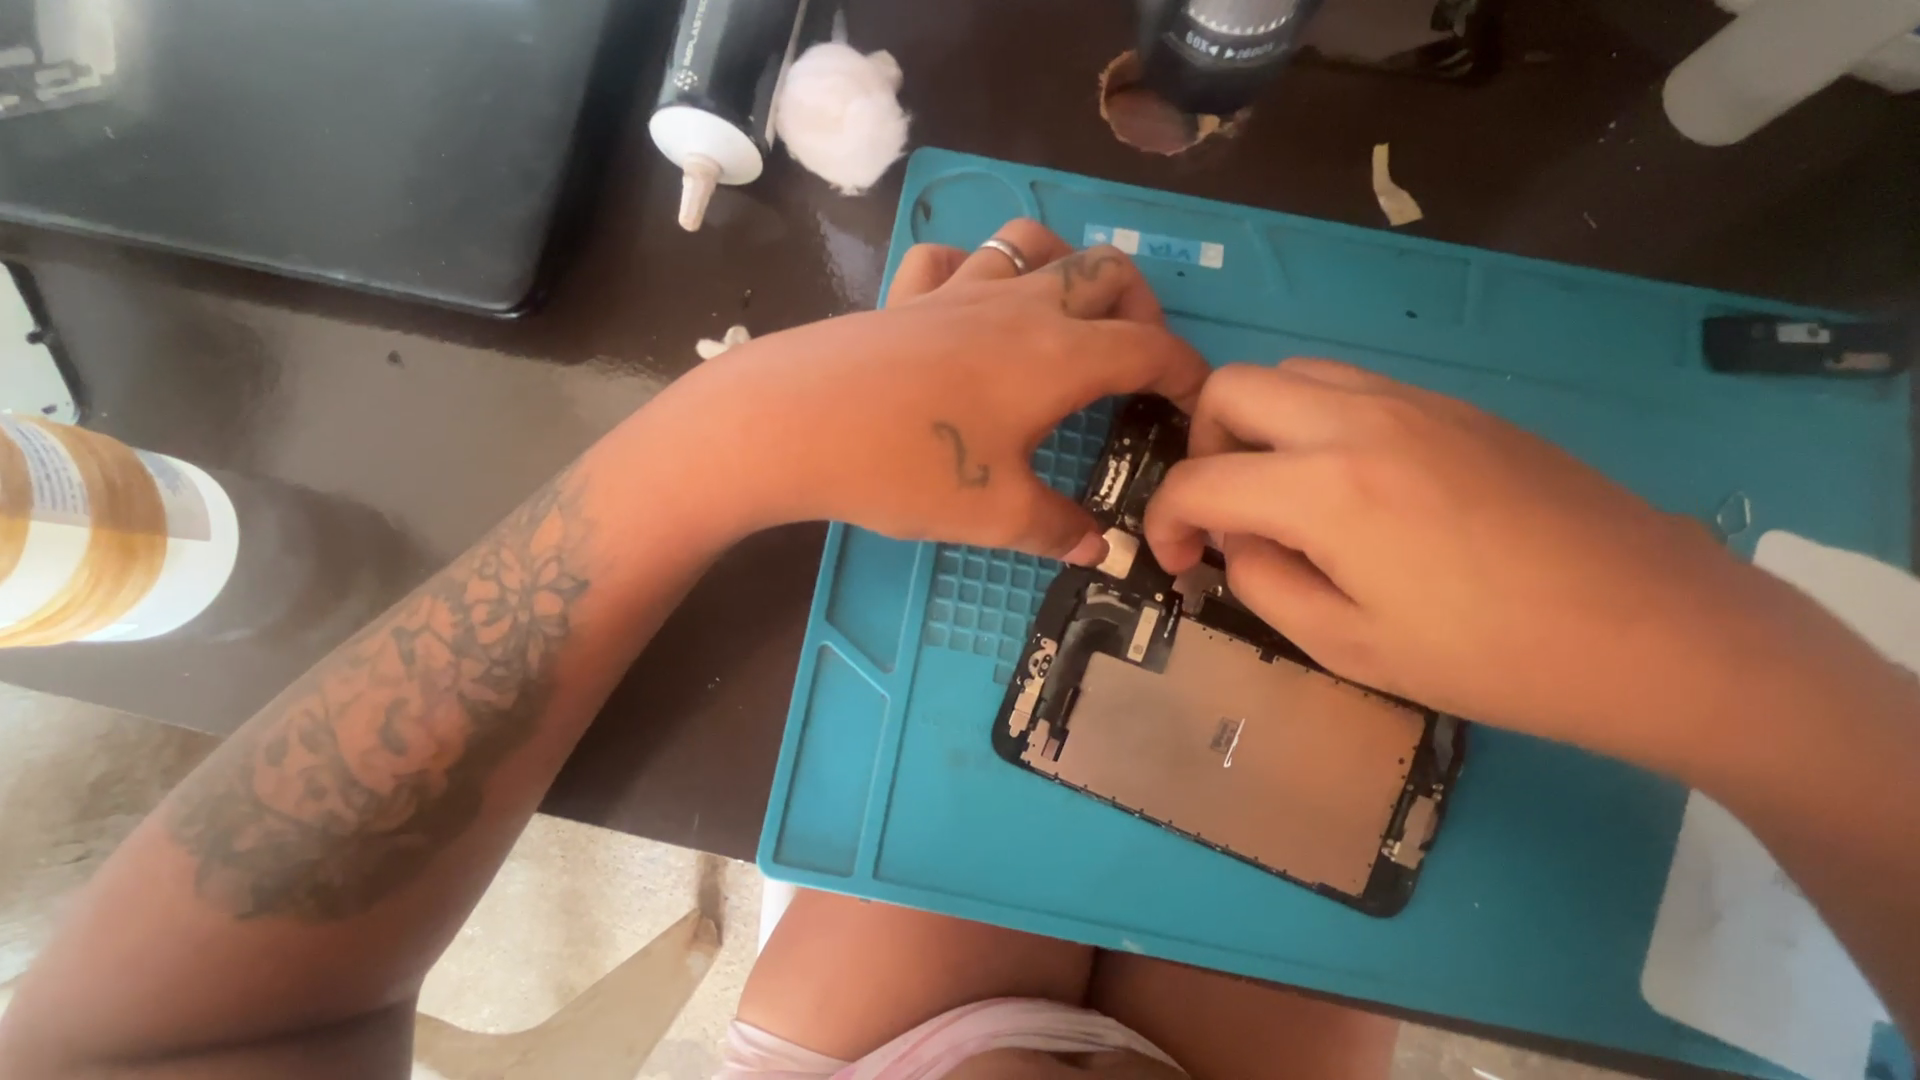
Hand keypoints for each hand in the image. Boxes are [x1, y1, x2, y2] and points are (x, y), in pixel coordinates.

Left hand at [655, 219, 1208, 562]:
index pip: (1150, 347)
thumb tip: (1099, 549)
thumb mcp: (995, 515)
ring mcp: (957, 290)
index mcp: (1060, 356)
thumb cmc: (908, 469)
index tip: (1196, 400)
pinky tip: (966, 307)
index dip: (1187, 372)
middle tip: (1133, 357)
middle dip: (1139, 306)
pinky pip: (950, 259)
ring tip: (1061, 315)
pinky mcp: (904, 295)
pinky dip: (974, 271)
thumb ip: (1057, 529)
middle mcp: (1019, 307)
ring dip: (1063, 267)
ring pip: (1031, 242)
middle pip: (1105, 270)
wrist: (792, 426)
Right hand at [1142, 360, 1862, 766]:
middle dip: (1201, 446)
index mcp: (1324, 487)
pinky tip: (1351, 488)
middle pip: (1231, 387)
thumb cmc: (1491, 659)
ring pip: (1292, 374)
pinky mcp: (1456, 407)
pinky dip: (1315, 423)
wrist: (1657, 632)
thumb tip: (1236, 540)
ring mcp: (1414, 402)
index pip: (1197, 479)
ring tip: (1283, 495)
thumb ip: (1262, 582)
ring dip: (1259, 426)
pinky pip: (1352, 387)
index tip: (1177, 561)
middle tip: (1225, 511)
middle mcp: (1358, 419)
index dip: (1164, 521)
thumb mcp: (1347, 647)